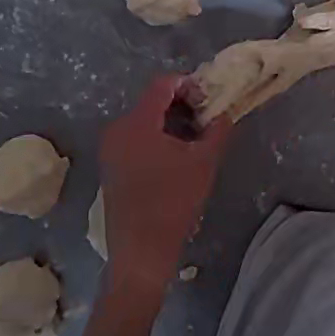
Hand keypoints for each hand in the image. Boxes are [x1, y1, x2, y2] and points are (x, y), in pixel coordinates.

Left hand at [97, 74, 231, 288]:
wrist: (141, 251)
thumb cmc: (174, 202)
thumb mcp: (205, 161)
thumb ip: (217, 129)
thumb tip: (223, 113)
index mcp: (137, 122)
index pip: (163, 84)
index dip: (188, 84)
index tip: (208, 99)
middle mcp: (118, 129)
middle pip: (152, 100)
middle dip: (182, 104)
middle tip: (206, 118)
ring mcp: (111, 148)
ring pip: (145, 119)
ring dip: (171, 121)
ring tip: (195, 138)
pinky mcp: (111, 165)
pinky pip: (136, 136)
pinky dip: (157, 136)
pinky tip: (176, 155)